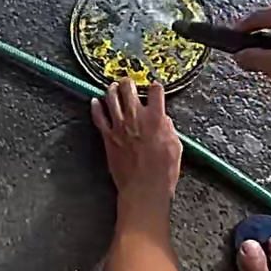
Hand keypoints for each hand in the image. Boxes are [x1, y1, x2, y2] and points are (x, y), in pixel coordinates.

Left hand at [91, 79, 181, 212]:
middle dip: (129, 82)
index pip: (155, 92)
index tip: (154, 87)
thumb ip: (169, 130)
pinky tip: (94, 101)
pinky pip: (99, 118)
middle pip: (129, 89)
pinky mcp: (108, 137)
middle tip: (128, 81)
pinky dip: (96, 108)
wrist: (143, 188)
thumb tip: (164, 120)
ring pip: (111, 99)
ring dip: (112, 89)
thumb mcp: (175, 147)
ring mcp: (119, 126)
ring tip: (112, 86)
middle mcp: (136, 118)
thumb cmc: (163, 172)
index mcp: (156, 118)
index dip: (155, 87)